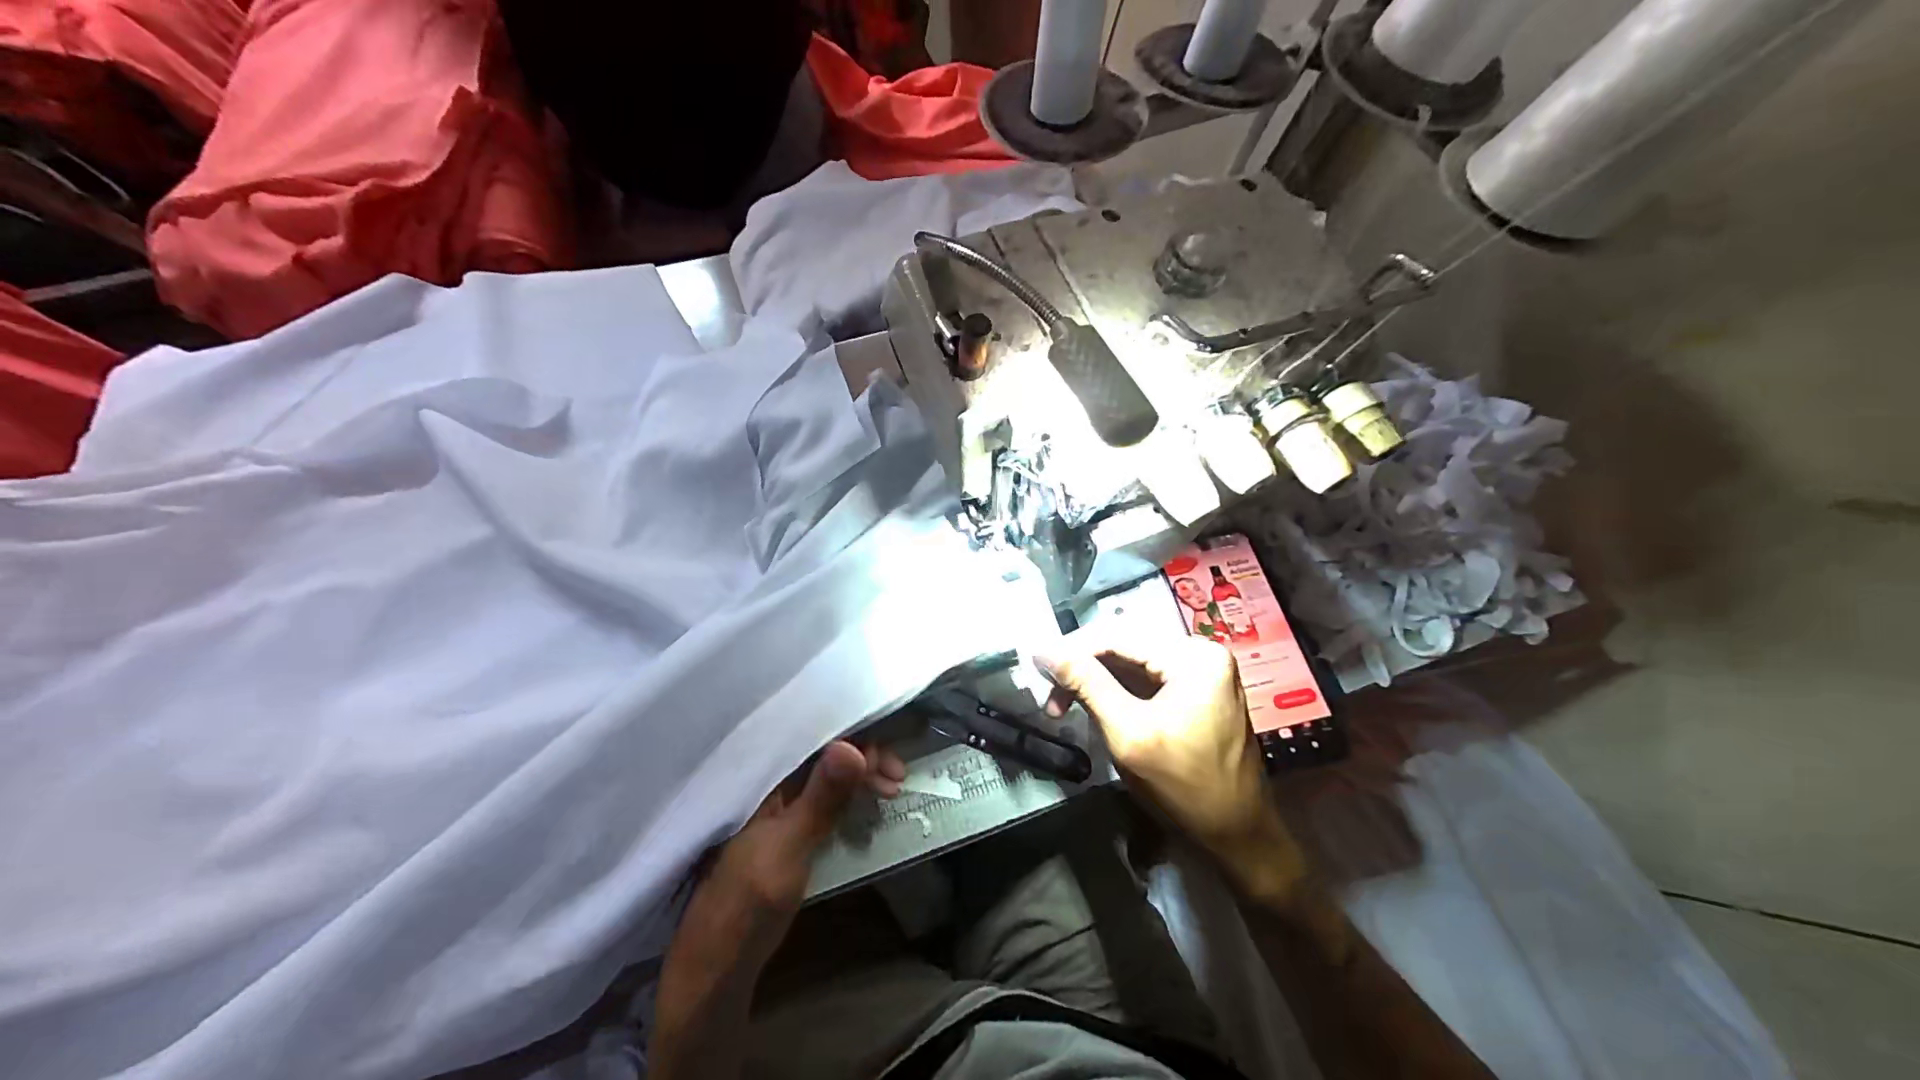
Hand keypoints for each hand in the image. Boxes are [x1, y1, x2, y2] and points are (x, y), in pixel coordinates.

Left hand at [654, 740, 903, 1074]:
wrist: (716, 969)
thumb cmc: (747, 903)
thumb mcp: (788, 848)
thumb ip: (820, 800)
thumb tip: (852, 746)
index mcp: (760, 780)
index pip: (811, 739)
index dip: (854, 740)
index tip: (888, 763)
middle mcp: (766, 787)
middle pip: (820, 755)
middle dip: (863, 760)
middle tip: (896, 780)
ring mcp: (773, 811)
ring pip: (823, 777)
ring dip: (858, 779)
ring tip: (888, 792)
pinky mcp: (781, 834)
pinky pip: (820, 801)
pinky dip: (846, 799)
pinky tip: (865, 807)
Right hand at [1034, 629, 1305, 902]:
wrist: (1237, 834)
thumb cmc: (1182, 786)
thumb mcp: (1127, 732)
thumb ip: (1085, 684)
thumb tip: (1044, 650)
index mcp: (1194, 656)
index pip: (1118, 638)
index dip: (1072, 652)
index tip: (1038, 672)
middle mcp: (1202, 653)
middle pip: (1126, 649)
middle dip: (1084, 671)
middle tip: (1052, 701)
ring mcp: (1203, 673)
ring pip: (1133, 665)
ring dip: (1097, 683)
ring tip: (1066, 708)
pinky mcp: (1199, 692)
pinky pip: (1148, 680)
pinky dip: (1119, 693)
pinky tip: (1097, 709)